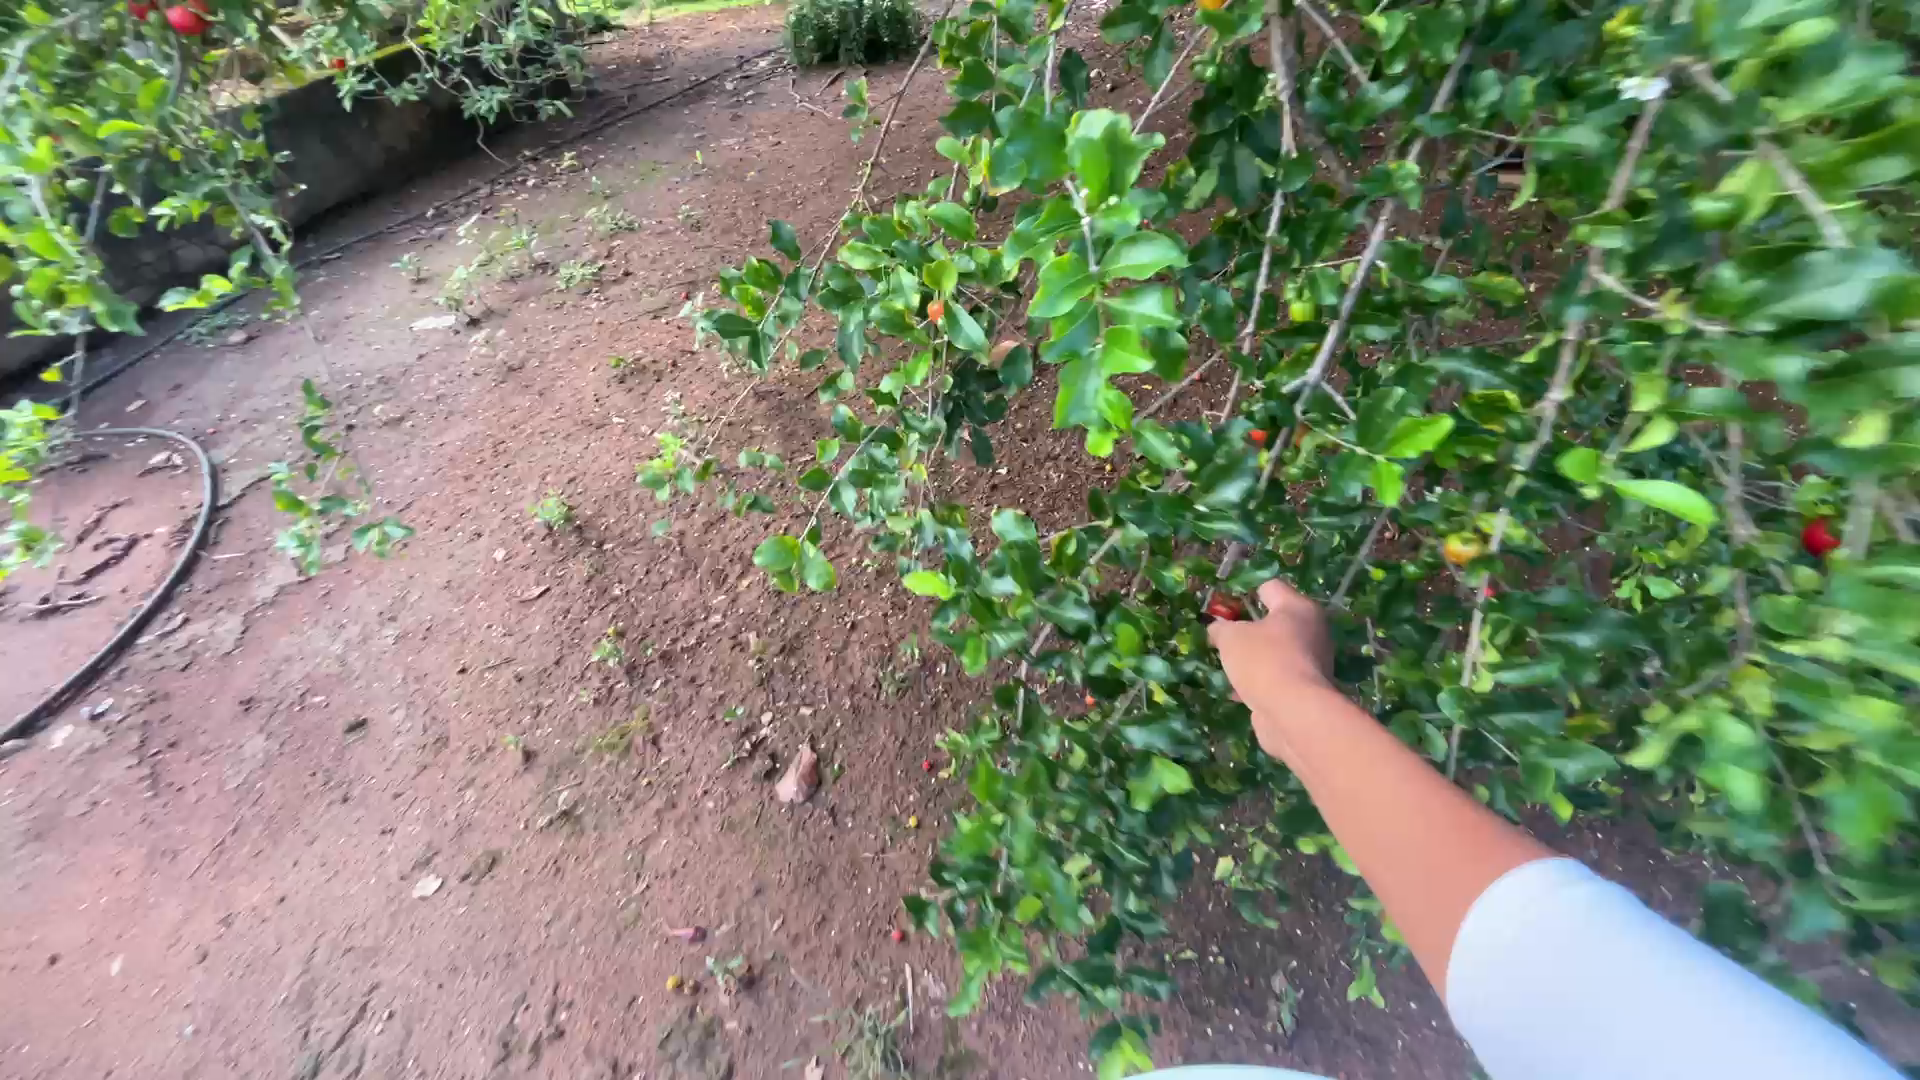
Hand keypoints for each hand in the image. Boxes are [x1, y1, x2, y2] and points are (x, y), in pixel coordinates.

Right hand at [1207, 578, 1340, 760]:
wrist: (1294, 713)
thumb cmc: (1263, 661)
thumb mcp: (1230, 637)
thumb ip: (1220, 628)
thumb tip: (1218, 629)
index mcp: (1298, 608)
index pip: (1270, 587)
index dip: (1244, 593)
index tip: (1223, 607)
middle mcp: (1312, 631)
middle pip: (1274, 622)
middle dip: (1247, 630)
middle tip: (1222, 638)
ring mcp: (1312, 662)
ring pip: (1274, 652)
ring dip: (1252, 658)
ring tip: (1227, 666)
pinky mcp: (1306, 689)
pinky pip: (1277, 677)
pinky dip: (1259, 681)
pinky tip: (1237, 691)